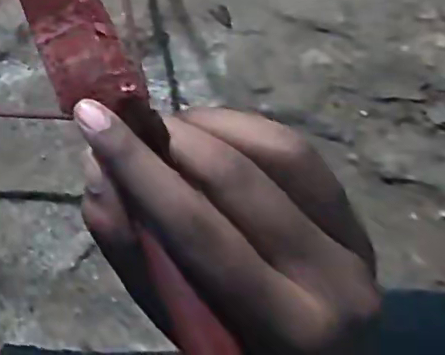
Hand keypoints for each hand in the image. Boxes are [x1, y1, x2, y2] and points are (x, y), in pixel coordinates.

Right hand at [75, 102, 380, 354]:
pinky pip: (291, 147)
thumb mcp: (163, 301)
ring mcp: (357, 246)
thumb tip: (96, 162)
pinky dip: (233, 124)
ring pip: (272, 151)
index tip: (88, 114)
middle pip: (232, 179)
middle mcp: (334, 285)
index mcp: (281, 323)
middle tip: (117, 117)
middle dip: (161, 134)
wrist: (307, 351)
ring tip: (160, 129)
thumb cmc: (218, 327)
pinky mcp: (357, 215)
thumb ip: (123, 235)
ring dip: (199, 124)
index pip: (196, 226)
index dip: (136, 163)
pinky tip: (200, 131)